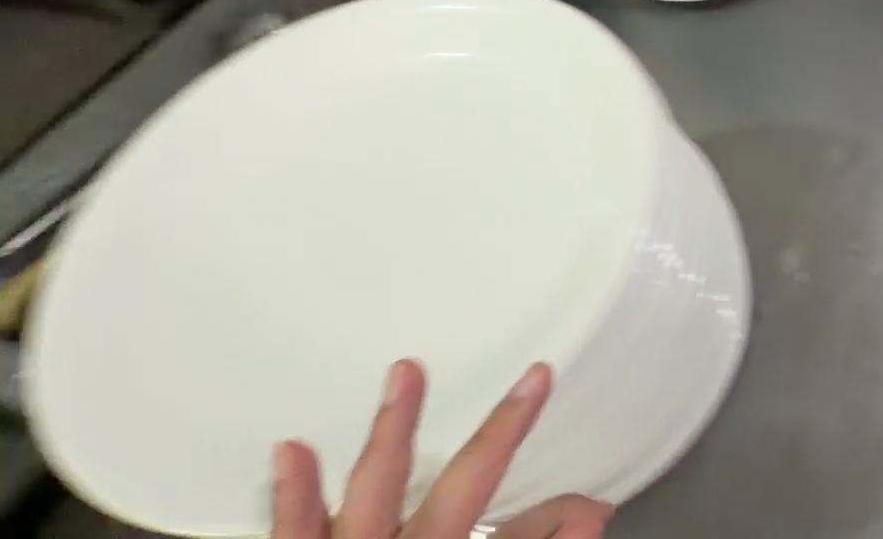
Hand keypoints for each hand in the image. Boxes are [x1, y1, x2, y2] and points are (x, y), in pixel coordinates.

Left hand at [271, 359, 611, 538]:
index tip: (537, 376)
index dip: (510, 430)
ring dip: (357, 454)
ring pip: (339, 515)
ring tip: (380, 388)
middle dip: (416, 428)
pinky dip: (292, 502)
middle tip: (411, 368)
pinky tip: (289, 453)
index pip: (482, 488)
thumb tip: (593, 508)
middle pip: (405, 492)